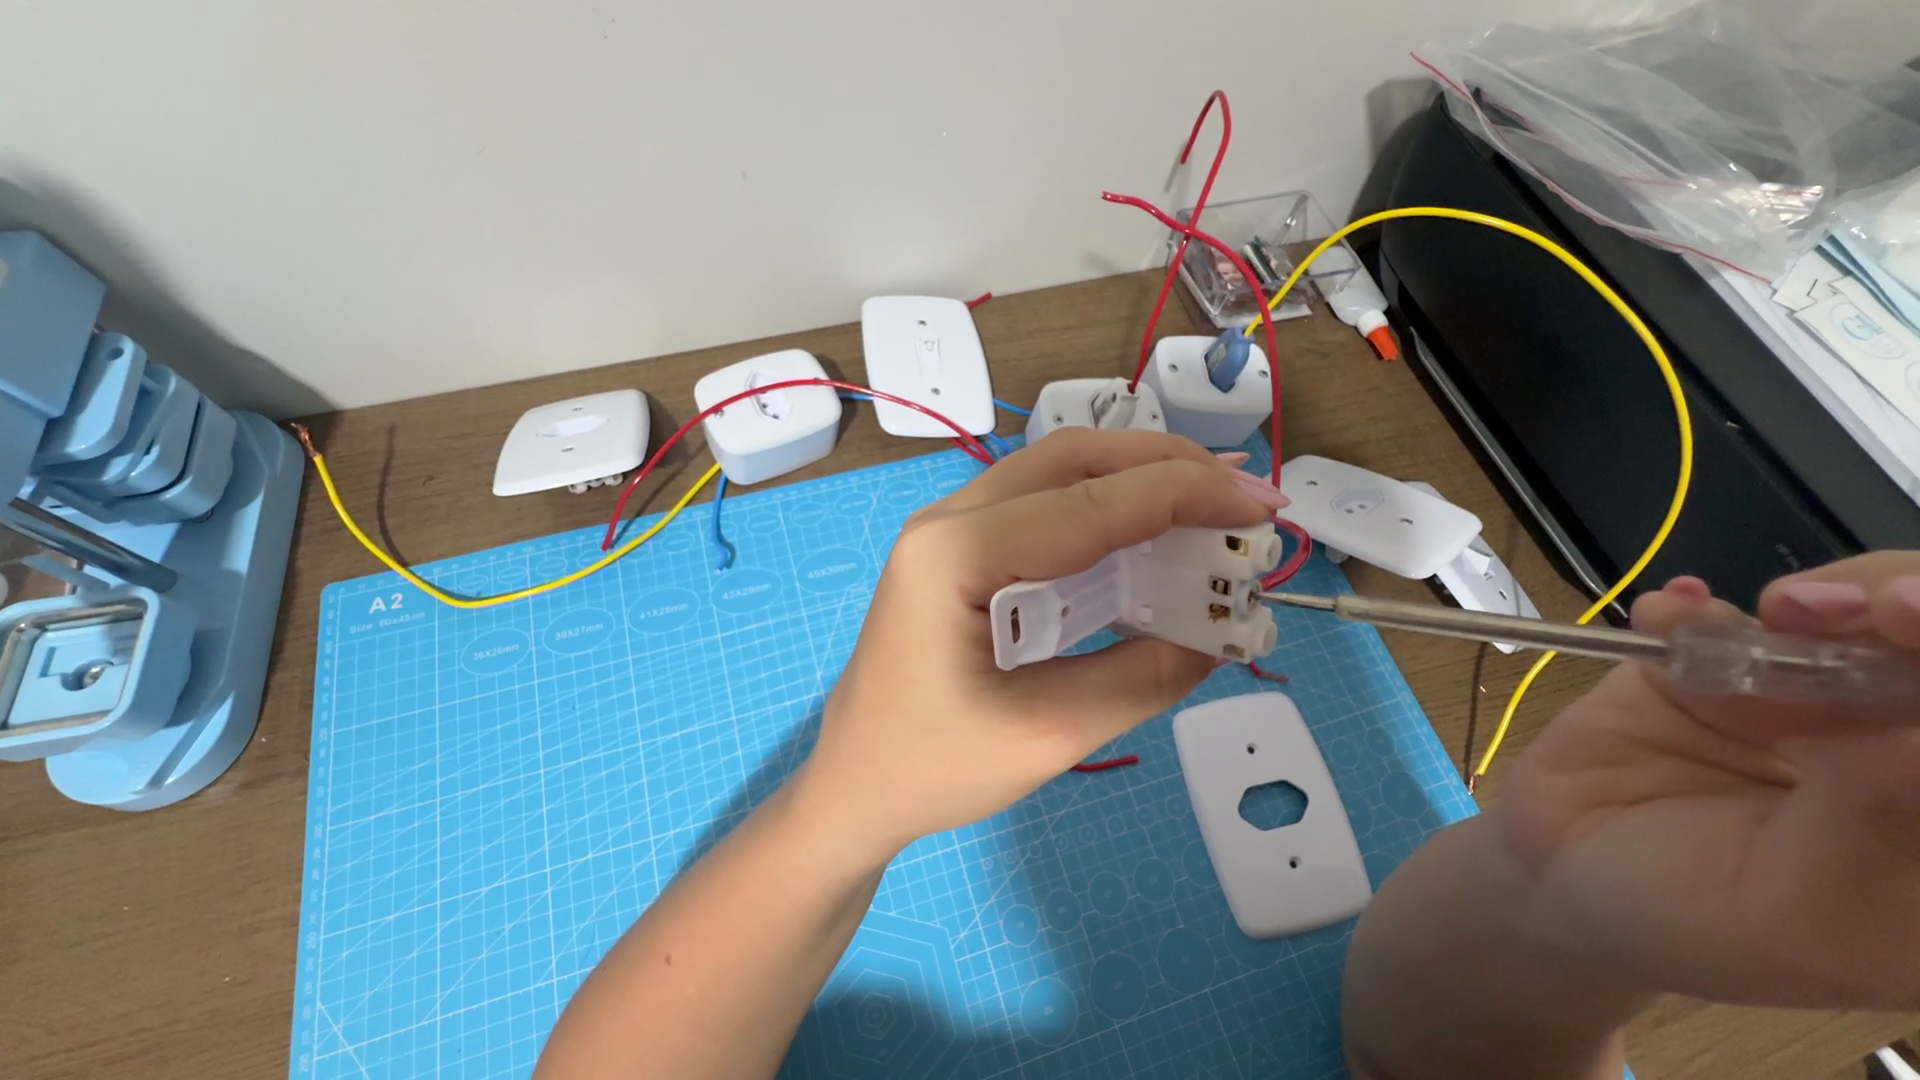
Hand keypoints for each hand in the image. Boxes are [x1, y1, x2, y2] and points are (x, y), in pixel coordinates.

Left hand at [789, 428, 1287, 861]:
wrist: (852, 787)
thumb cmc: (932, 769)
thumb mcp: (1048, 734)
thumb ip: (1141, 678)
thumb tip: (1221, 635)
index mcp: (957, 554)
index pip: (1090, 503)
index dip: (1184, 495)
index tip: (1260, 506)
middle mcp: (947, 521)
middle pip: (1070, 460)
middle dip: (1163, 467)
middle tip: (1240, 497)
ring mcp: (947, 530)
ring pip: (1055, 474)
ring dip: (1135, 480)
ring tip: (1208, 504)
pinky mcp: (957, 551)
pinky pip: (1039, 508)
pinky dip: (1103, 510)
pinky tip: (1145, 535)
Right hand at [1497, 553, 1919, 1007]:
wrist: (1554, 883)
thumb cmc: (1696, 927)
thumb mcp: (1810, 916)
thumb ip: (1878, 829)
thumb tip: (1918, 741)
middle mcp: (1892, 742)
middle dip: (1914, 608)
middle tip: (1882, 608)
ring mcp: (1793, 699)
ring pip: (1846, 610)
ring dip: (1819, 597)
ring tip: (1779, 611)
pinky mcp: (1695, 669)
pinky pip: (1706, 616)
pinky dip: (1688, 608)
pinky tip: (1669, 618)